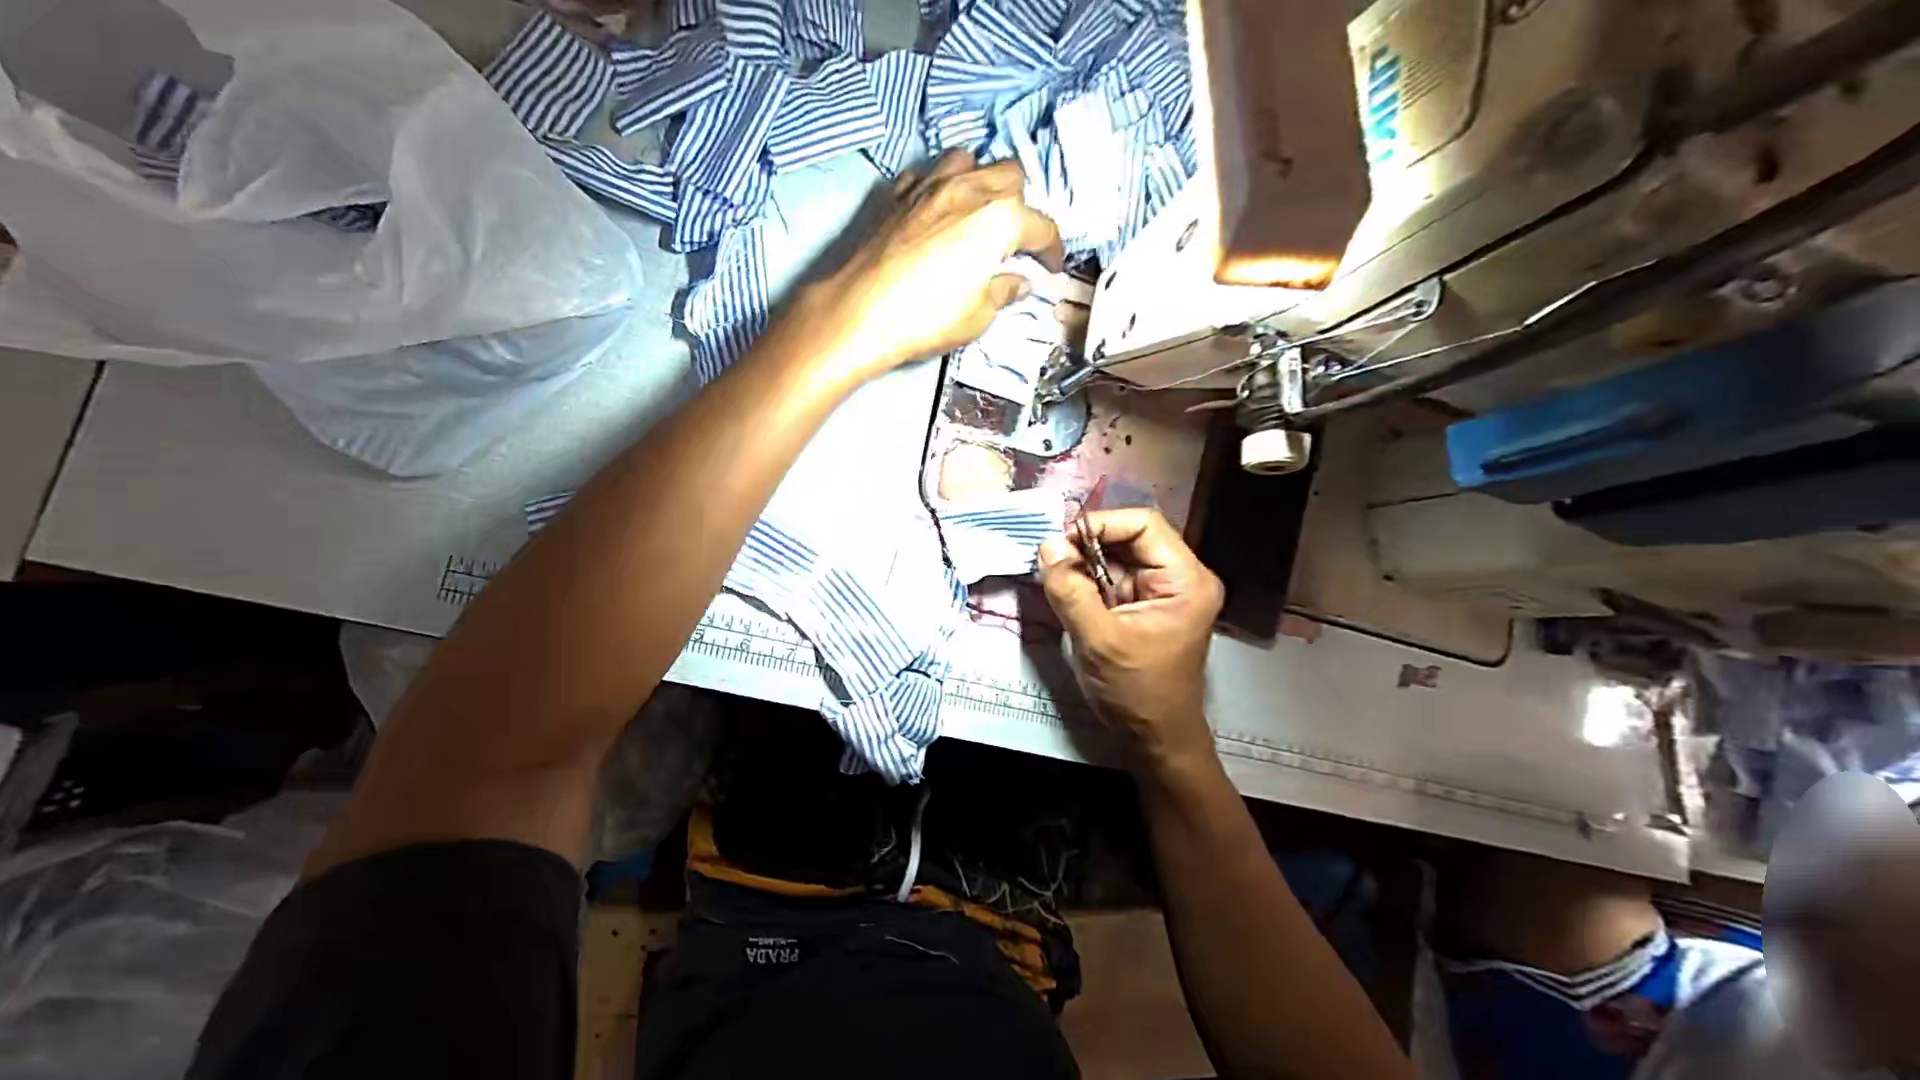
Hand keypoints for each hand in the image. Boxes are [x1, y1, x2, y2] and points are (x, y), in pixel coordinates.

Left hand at [803, 150, 1063, 382]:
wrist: (862, 312)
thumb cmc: (924, 318)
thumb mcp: (978, 315)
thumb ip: (1004, 291)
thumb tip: (1017, 283)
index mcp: (1000, 219)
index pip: (1042, 227)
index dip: (1052, 250)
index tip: (1050, 266)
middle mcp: (969, 190)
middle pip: (1011, 176)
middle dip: (1022, 204)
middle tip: (1017, 238)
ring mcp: (930, 186)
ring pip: (970, 161)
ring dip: (982, 180)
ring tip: (980, 211)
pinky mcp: (898, 195)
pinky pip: (928, 174)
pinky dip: (941, 185)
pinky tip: (939, 209)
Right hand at [1037, 509, 1224, 777]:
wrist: (1154, 738)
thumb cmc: (1137, 692)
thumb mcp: (1098, 640)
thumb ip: (1071, 590)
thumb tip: (1047, 545)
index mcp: (1186, 579)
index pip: (1144, 525)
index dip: (1101, 524)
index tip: (1062, 542)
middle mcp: (1179, 577)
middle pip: (1129, 537)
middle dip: (1087, 546)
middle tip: (1051, 560)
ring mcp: (1161, 591)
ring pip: (1116, 557)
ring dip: (1083, 564)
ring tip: (1054, 577)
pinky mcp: (1143, 605)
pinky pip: (1111, 579)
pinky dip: (1086, 582)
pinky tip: (1065, 591)